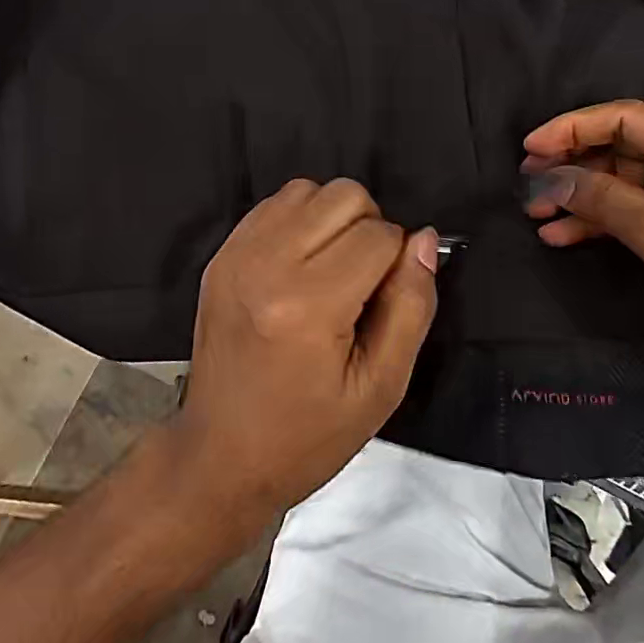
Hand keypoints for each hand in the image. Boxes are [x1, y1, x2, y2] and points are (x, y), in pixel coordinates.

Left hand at [172, 179, 438, 513]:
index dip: (399, 261)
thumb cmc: (306, 435)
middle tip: (363, 281)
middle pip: (344, 196)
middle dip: (370, 229)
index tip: (387, 297)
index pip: (380, 235)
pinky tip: (301, 264)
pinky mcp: (219, 257)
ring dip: (333, 219)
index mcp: (309, 304)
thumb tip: (423, 240)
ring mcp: (236, 256)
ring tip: (332, 270)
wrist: (222, 453)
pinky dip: (298, 220)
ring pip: (308, 189)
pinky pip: (272, 205)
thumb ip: (411, 306)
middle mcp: (266, 266)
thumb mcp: (381, 386)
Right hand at [522, 100, 643, 376]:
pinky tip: (562, 235)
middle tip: (527, 185)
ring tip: (536, 215)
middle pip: (621, 147)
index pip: (627, 118)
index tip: (528, 149)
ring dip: (579, 197)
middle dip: (571, 165)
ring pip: (622, 182)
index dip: (572, 128)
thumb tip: (550, 178)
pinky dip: (599, 221)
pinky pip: (634, 212)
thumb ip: (605, 201)